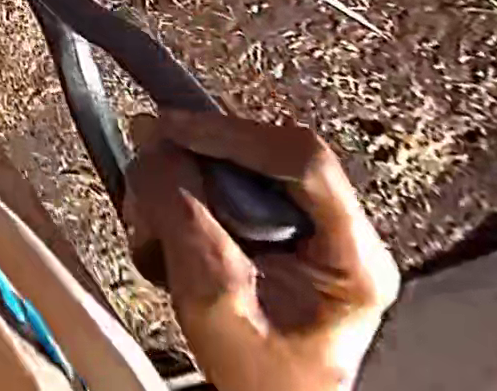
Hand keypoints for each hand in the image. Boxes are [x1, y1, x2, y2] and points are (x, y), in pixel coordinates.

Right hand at [123, 110, 398, 390]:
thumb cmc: (255, 375)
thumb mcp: (211, 299)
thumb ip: (181, 216)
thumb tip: (152, 145)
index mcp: (351, 256)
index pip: (302, 159)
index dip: (231, 134)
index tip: (168, 130)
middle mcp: (335, 227)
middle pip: (259, 149)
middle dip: (192, 155)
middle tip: (145, 172)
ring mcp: (304, 221)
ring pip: (230, 159)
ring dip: (176, 176)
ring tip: (150, 220)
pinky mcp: (268, 219)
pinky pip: (215, 176)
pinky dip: (176, 189)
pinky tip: (161, 225)